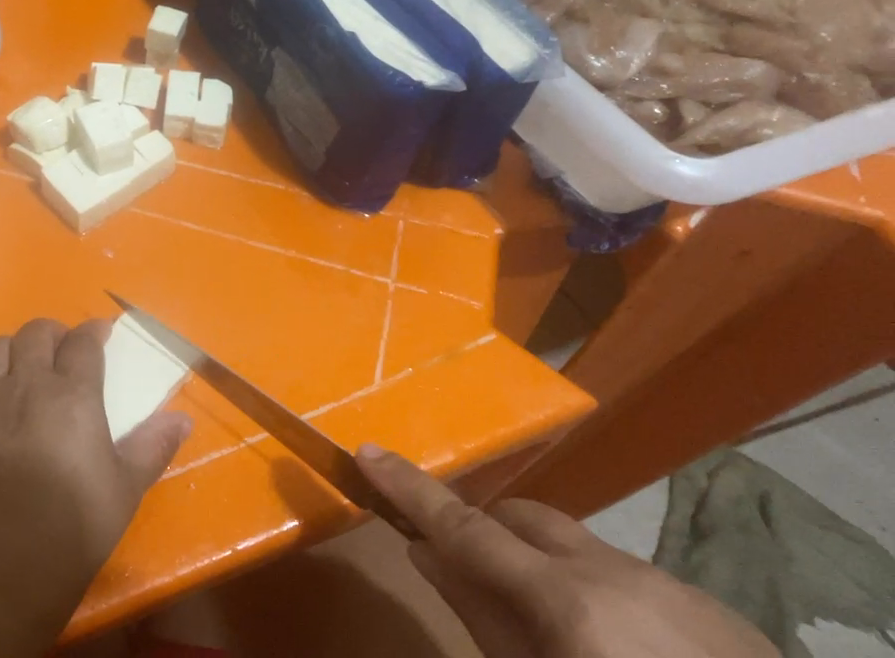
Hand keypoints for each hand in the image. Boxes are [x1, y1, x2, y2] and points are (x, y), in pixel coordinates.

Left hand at [0, 318, 191, 607]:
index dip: (94, 331)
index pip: (82, 342)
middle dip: (55, 332)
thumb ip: (154, 445)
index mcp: (73, 393)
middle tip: (67, 349)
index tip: (104, 334)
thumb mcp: (128, 486)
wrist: (11, 558)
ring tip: (30, 366)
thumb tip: (182, 419)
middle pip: (36, 332)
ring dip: (17, 348)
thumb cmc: (79, 522)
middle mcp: (28, 384)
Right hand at [356, 445, 779, 657]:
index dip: (412, 489)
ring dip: (552, 570)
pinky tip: (631, 653)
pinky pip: (639, 580)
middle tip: (475, 574)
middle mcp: (619, 574)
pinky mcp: (722, 610)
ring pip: (583, 548)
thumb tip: (428, 555)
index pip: (467, 527)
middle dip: (491, 532)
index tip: (368, 452)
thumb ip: (480, 617)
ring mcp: (677, 587)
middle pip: (527, 517)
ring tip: (569, 635)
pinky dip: (611, 598)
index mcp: (567, 599)